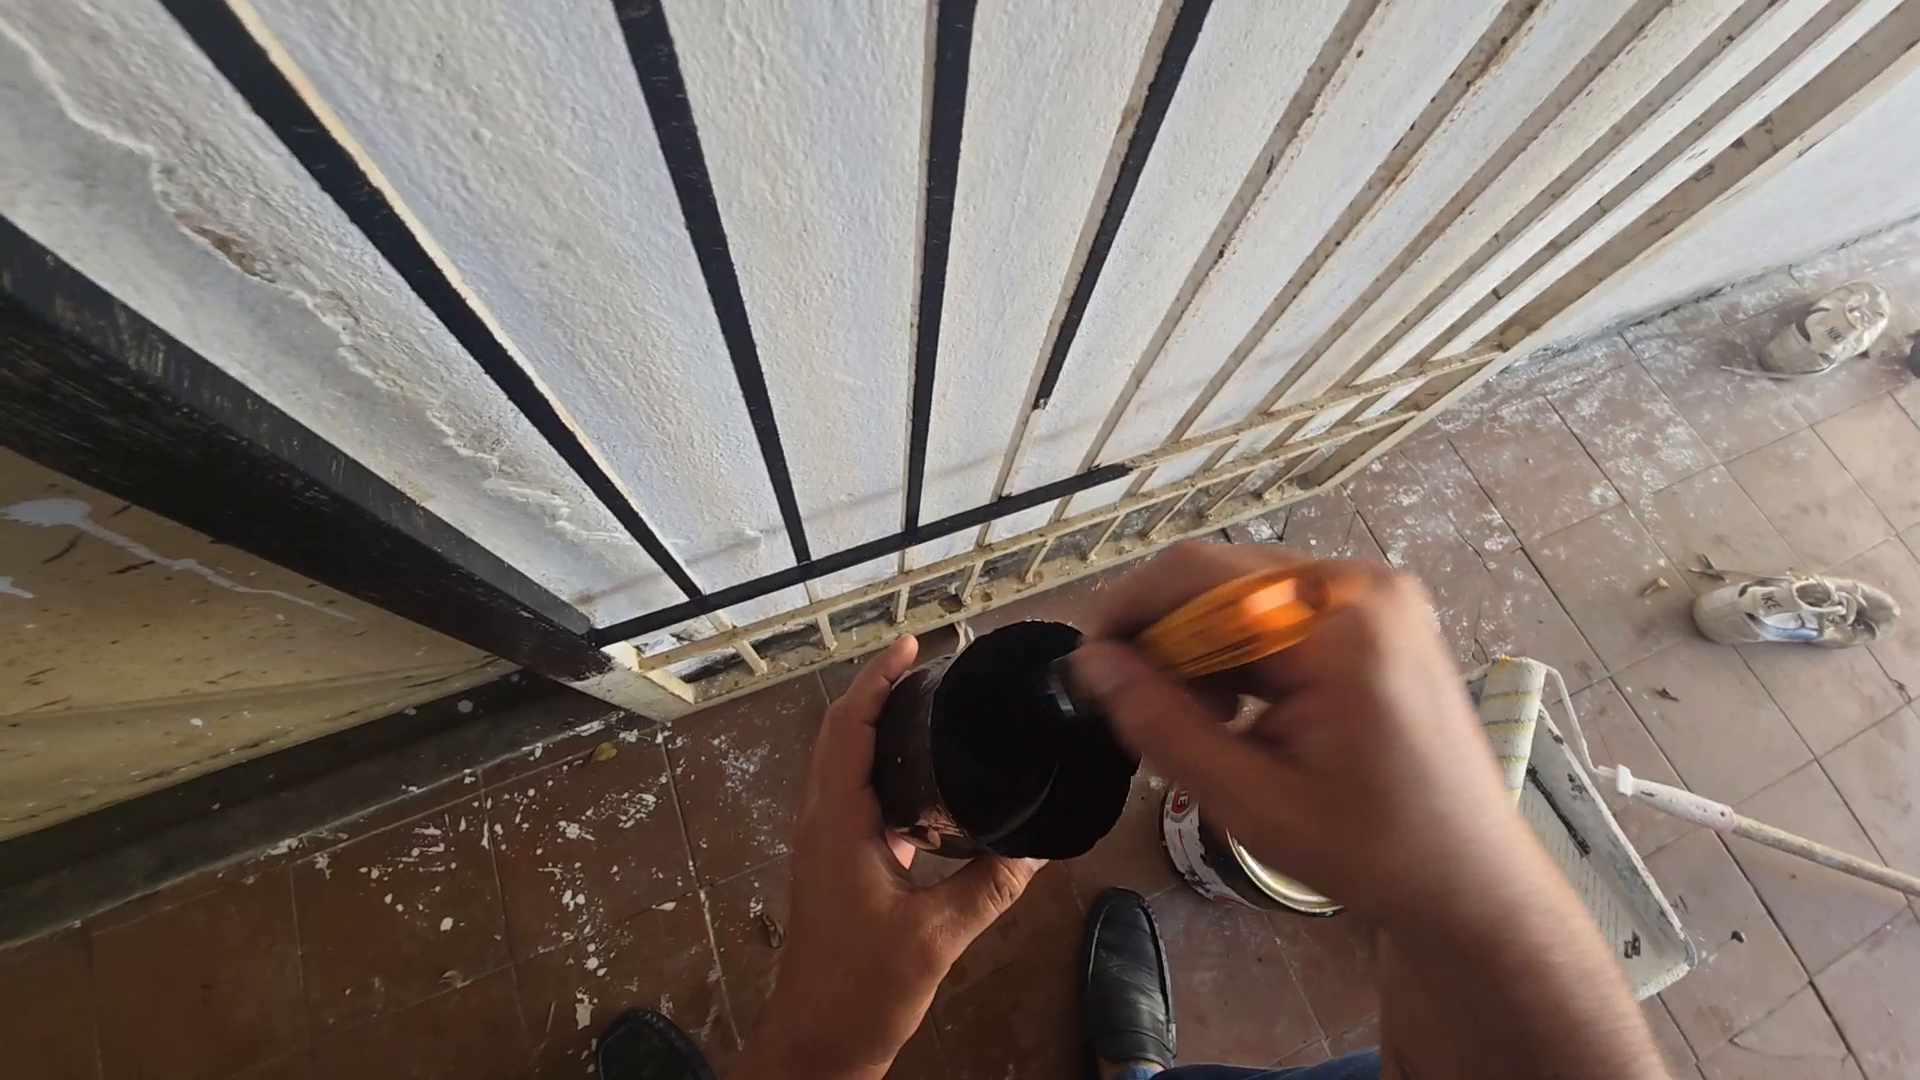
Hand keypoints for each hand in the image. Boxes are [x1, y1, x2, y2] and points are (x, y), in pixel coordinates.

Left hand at [733, 636, 1044, 1079]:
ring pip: (845, 758)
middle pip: (840, 731)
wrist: (816, 1047)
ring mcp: (828, 837)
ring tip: (929, 700)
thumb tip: (1041, 843)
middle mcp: (824, 818)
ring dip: (877, 721)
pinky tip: (928, 770)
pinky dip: (886, 762)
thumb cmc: (863, 989)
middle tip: (927, 664)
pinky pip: (859, 789)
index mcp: (837, 822)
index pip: (848, 728)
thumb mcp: (936, 938)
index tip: (911, 644)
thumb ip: (990, 886)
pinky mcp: (840, 855)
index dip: (876, 680)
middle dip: (877, 688)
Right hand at [1069, 540, 1540, 925]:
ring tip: (1204, 716)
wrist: (1474, 882)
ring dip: (1196, 644)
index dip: (1129, 610)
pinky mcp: (1369, 611)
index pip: (1197, 575)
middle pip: (1216, 576)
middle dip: (1164, 635)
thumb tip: (1090, 662)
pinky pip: (1269, 606)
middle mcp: (1358, 583)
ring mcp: (1370, 593)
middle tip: (1149, 704)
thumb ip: (1160, 724)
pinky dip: (1233, 647)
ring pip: (1236, 590)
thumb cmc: (1373, 851)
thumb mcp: (1249, 800)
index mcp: (1339, 620)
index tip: (1092, 665)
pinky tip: (1238, 702)